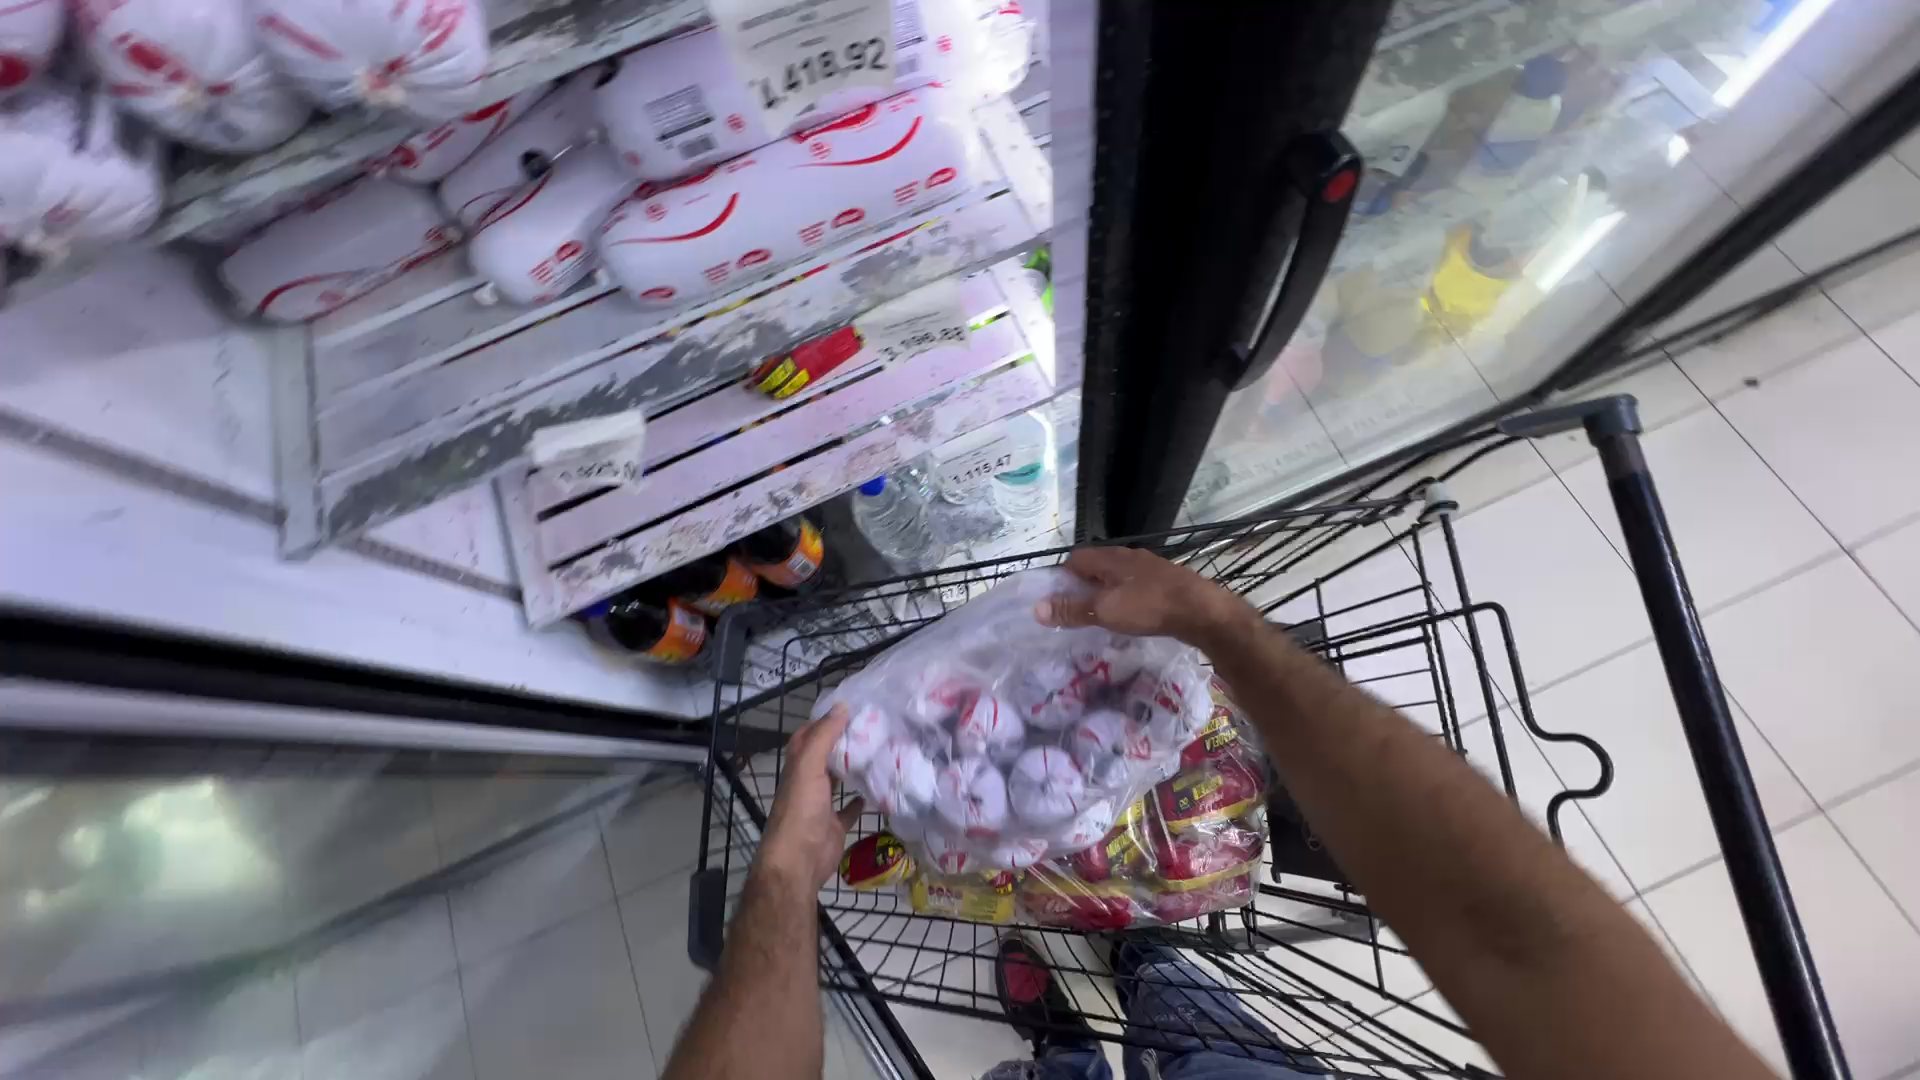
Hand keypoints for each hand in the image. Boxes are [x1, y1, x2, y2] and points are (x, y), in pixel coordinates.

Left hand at [756, 706, 864, 891]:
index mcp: (798, 766)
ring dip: (852, 768)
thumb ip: (824, 736)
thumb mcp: (809, 766)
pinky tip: (877, 788)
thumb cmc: (800, 810)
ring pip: (837, 779)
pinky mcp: (834, 825)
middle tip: (873, 727)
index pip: (808, 735)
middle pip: (825, 755)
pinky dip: (861, 799)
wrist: (798, 862)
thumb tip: (841, 706)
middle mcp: (808, 781)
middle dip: (844, 741)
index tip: (850, 707)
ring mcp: (821, 804)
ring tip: (879, 751)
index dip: (824, 720)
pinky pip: (849, 808)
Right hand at [1035, 546, 1252, 646]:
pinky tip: (1133, 616)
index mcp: (1110, 558)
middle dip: (1084, 586)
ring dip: (1107, 592)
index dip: (1062, 577)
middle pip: (1097, 567)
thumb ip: (1071, 609)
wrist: (1202, 611)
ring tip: (1103, 615)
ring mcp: (1150, 568)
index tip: (1058, 600)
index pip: (1075, 559)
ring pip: (1118, 576)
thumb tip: (1036, 608)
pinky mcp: (1167, 582)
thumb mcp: (1104, 611)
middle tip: (1077, 611)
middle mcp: (1129, 556)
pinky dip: (1129, 598)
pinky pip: (1138, 586)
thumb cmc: (1148, 606)